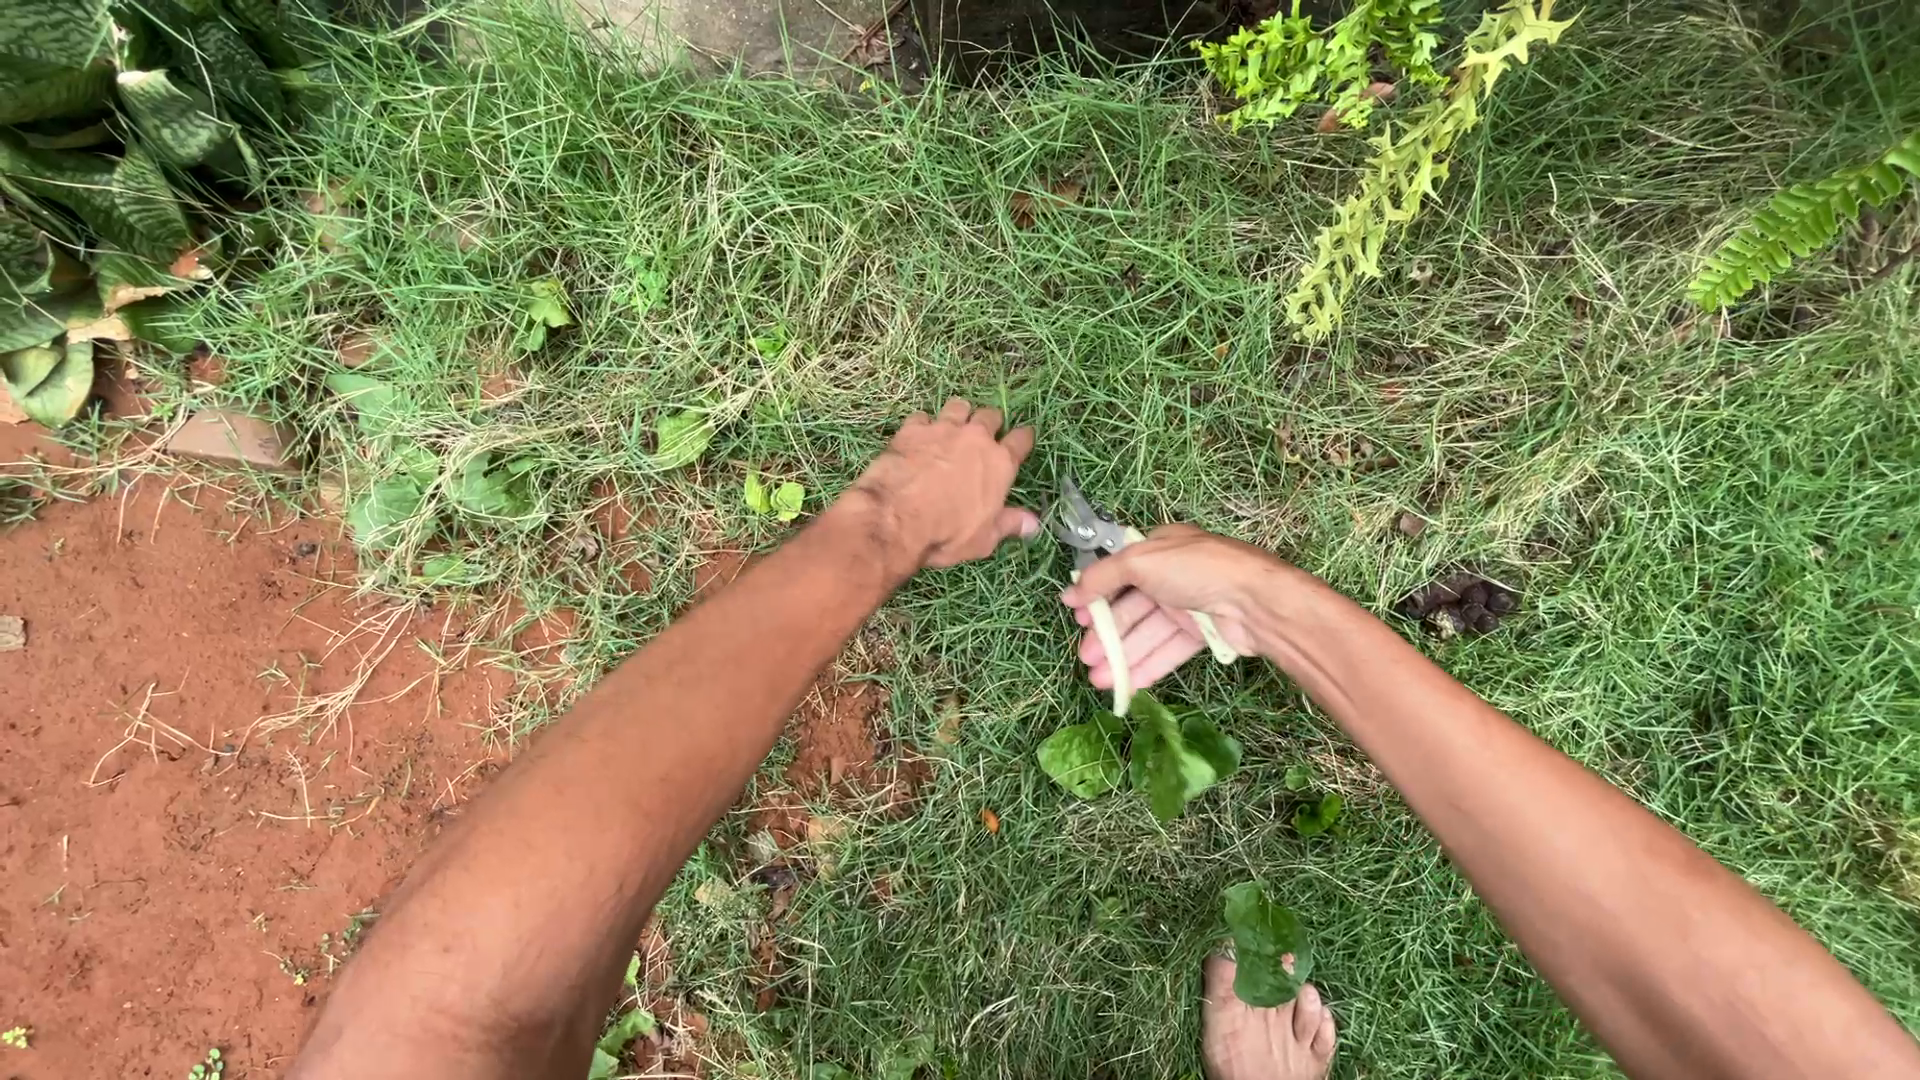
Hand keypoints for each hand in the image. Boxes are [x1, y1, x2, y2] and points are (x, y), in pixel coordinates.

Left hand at [845, 397, 1038, 574]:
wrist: (897, 518)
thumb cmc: (948, 533)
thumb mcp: (984, 539)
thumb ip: (1009, 525)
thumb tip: (1033, 524)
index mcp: (1000, 463)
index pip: (1021, 441)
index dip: (1023, 439)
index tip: (1023, 439)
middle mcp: (976, 438)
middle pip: (991, 416)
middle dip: (991, 422)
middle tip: (985, 433)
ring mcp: (943, 429)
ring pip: (958, 407)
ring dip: (959, 413)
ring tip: (954, 424)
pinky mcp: (913, 429)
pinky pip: (922, 417)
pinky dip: (923, 424)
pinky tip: (919, 434)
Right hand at [1059, 525, 1291, 690]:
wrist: (1255, 601)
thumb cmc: (1195, 570)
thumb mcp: (1140, 561)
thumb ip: (1102, 576)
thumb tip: (1071, 592)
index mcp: (1159, 549)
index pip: (1119, 574)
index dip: (1097, 596)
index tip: (1077, 617)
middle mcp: (1172, 576)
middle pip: (1131, 608)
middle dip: (1107, 634)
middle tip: (1085, 657)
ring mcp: (1188, 606)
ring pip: (1148, 633)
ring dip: (1123, 656)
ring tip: (1099, 679)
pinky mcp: (1202, 634)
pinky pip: (1168, 650)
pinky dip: (1147, 666)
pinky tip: (1126, 684)